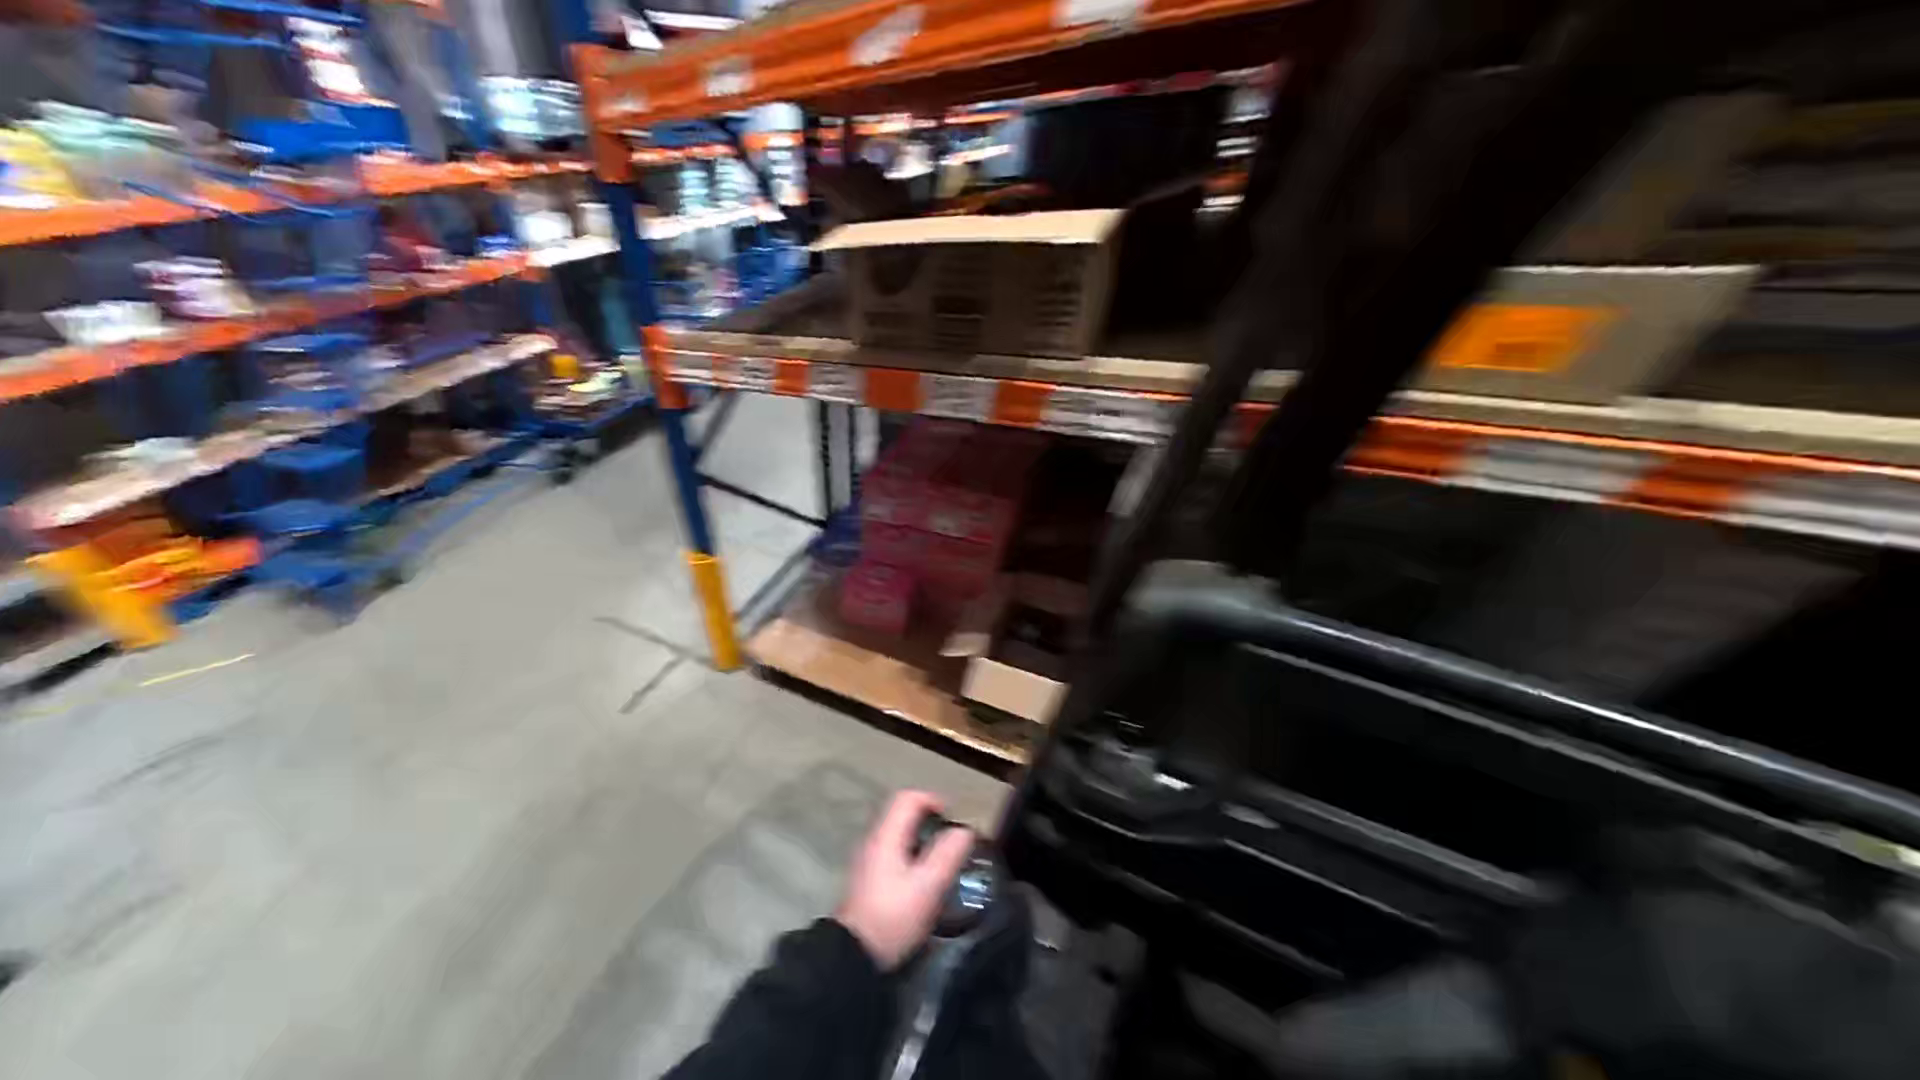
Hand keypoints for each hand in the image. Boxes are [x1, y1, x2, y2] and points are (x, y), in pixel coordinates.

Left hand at [834, 790, 974, 970]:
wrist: (853, 955)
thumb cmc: (893, 916)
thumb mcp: (927, 887)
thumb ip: (947, 855)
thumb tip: (964, 830)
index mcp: (886, 836)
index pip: (907, 798)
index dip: (932, 799)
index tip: (953, 816)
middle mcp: (873, 841)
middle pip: (900, 813)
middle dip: (928, 817)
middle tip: (950, 835)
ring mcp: (867, 859)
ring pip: (896, 832)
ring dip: (920, 836)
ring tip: (941, 855)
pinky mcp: (867, 878)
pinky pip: (892, 850)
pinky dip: (910, 851)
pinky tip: (923, 876)